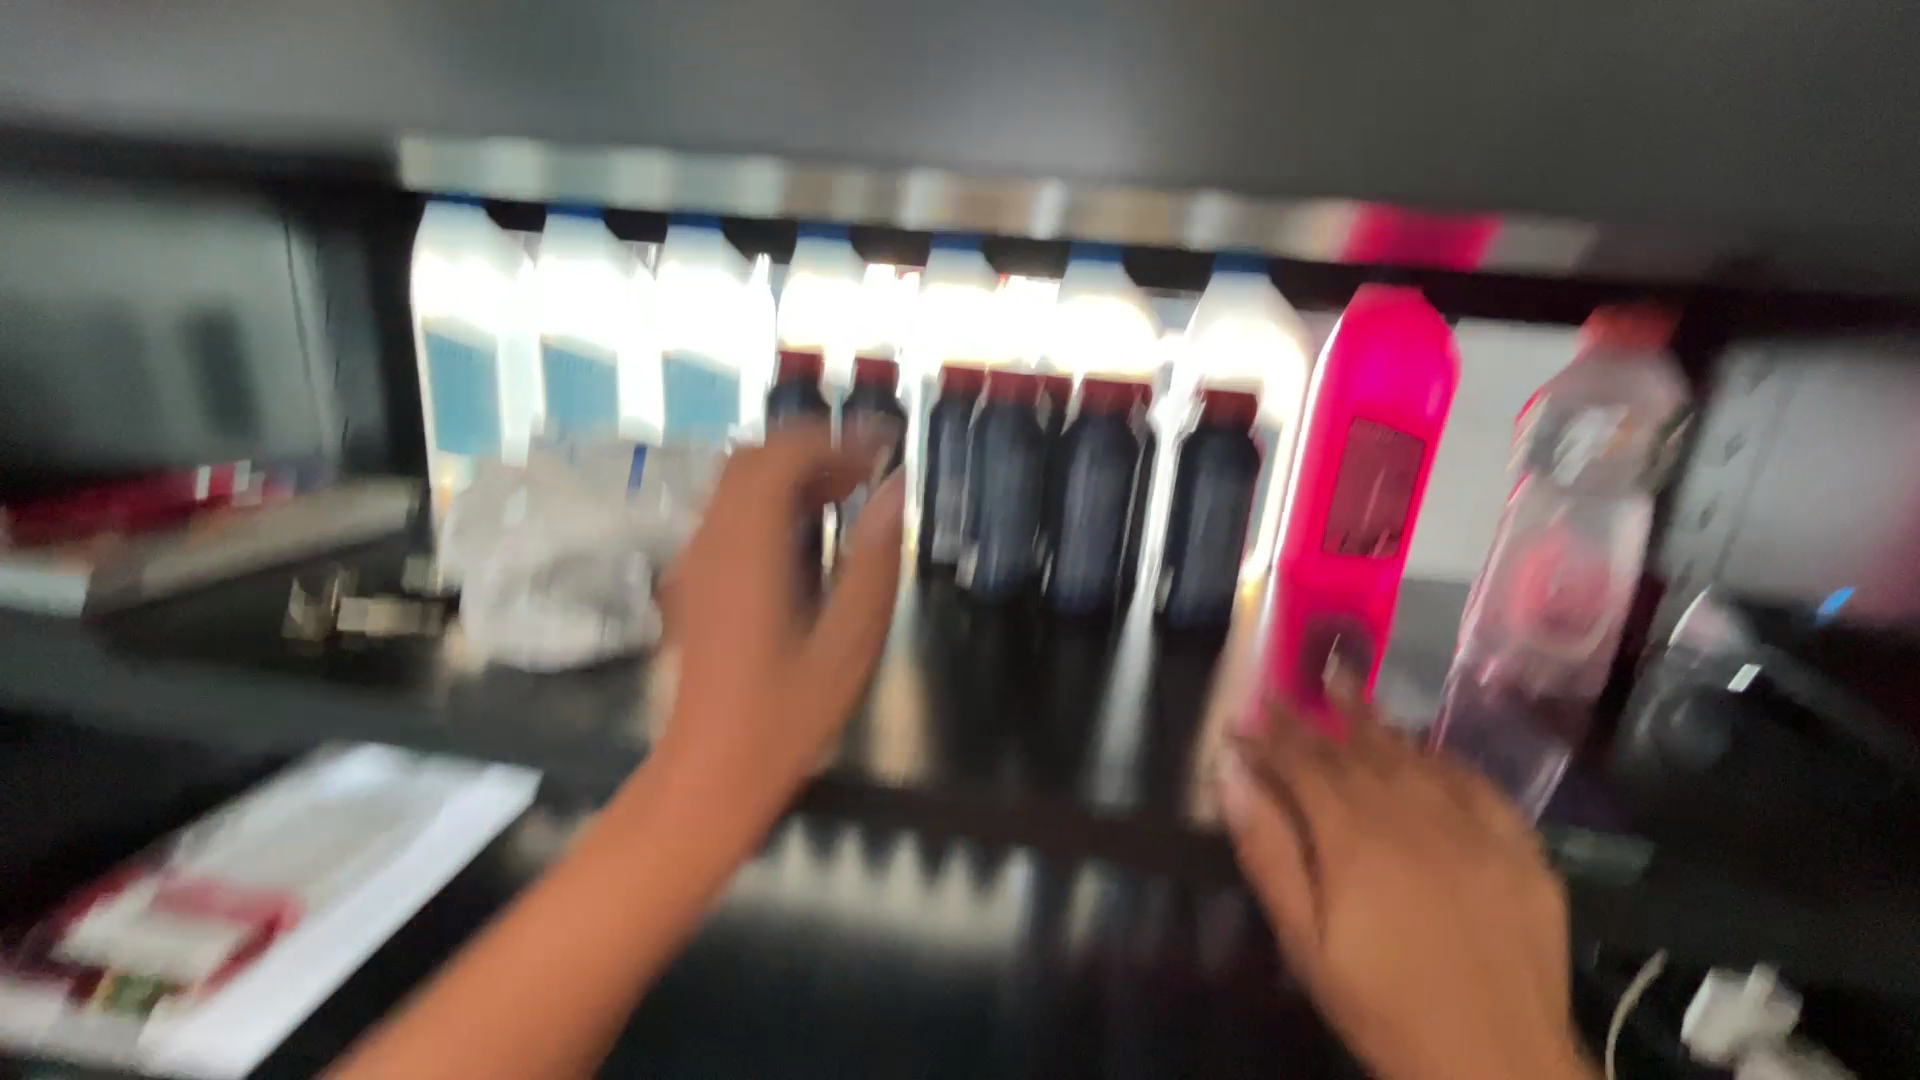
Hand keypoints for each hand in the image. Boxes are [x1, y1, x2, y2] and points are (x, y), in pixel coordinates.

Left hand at [654, 420, 904, 820]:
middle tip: (868, 472)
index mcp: (748, 550)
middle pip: (754, 458)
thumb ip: (875, 561)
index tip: (884, 443)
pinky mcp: (695, 578)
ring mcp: (695, 559)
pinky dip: (772, 500)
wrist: (710, 772)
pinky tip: (809, 533)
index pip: (782, 456)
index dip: (835, 438)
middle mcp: (711, 541)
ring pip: (737, 482)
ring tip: (848, 495)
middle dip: (814, 449)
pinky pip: (730, 512)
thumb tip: (895, 492)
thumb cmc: (787, 716)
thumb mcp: (850, 643)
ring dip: (792, 472)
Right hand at [1218, 670, 1594, 1079]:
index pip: (1301, 764)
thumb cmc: (1381, 1003)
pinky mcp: (1520, 848)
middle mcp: (1414, 815)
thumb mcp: (1304, 940)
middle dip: (1311, 717)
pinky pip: (1475, 782)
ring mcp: (1474, 828)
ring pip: (1412, 754)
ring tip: (1345, 684)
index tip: (1240, 719)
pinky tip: (1424, 745)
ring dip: (1372, 718)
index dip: (1267, 738)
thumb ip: (1268, 852)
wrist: (1499, 1067)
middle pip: (1353, 749)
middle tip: (1286, 686)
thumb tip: (1231, 774)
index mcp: (1356, 837)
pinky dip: (1441, 756)